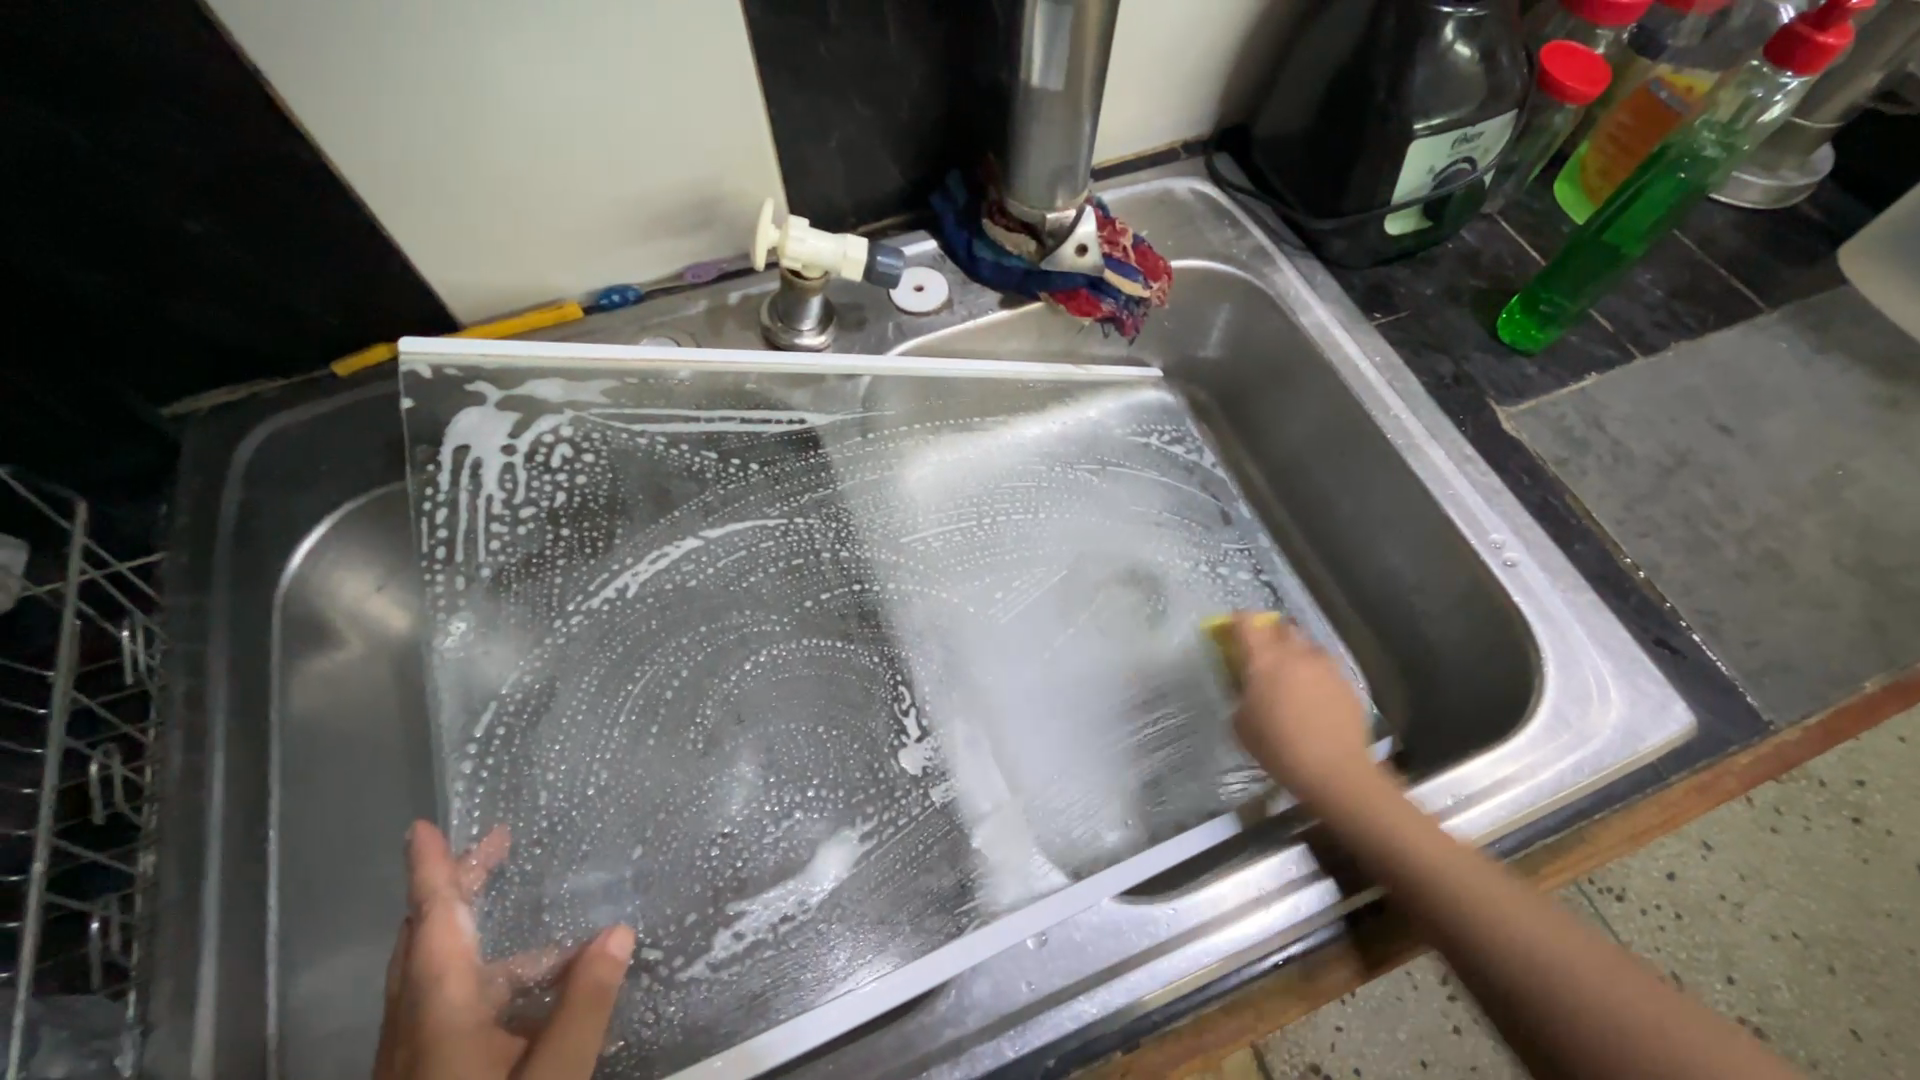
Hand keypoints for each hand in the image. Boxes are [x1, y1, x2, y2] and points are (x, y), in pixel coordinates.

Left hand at [373, 821, 635, 1079]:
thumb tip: (618, 930)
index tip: (422, 826)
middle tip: (499, 846)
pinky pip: (454, 1011)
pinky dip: (496, 989)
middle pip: (429, 938)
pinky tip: (541, 1008)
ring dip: (494, 947)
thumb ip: (585, 1003)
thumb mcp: (552, 1075)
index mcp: (440, 1008)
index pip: (433, 920)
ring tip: (564, 949)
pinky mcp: (424, 1076)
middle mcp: (417, 1023)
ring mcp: (415, 1054)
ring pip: (444, 978)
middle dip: (461, 887)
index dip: (431, 869)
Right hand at [1230, 613, 1379, 805]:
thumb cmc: (1278, 747)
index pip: (1246, 622)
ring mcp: (1325, 666)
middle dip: (1270, 633)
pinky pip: (1326, 667)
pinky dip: (1315, 674)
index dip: (1237, 621)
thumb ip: (1241, 695)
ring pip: (1307, 646)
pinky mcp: (1347, 681)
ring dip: (1296, 653)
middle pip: (1281, 626)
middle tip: (1263, 654)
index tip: (1232, 629)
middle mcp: (1296, 654)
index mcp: (1264, 660)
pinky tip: (1314, 698)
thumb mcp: (1242, 723)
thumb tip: (1248, 686)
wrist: (1334, 770)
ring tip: (1292, 676)